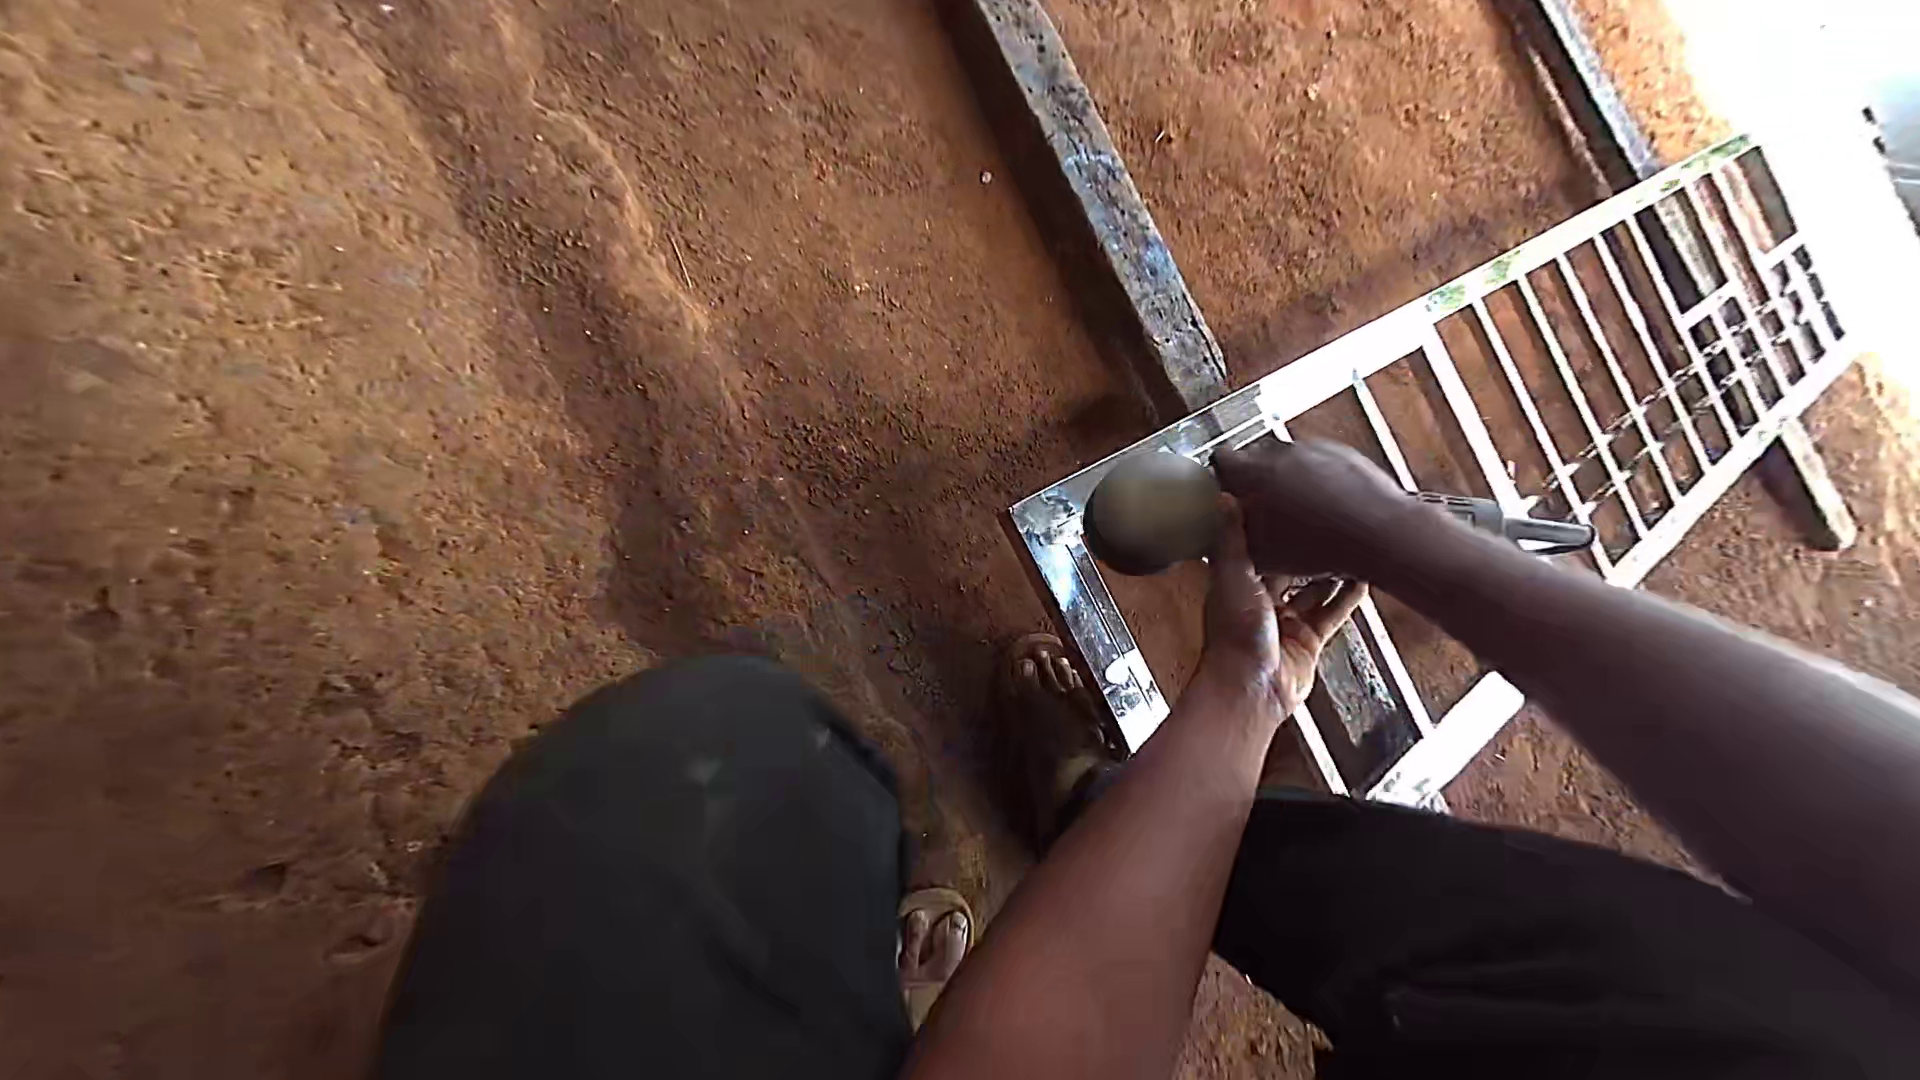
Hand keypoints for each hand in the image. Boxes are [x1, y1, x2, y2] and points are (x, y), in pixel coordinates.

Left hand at [1199, 498, 1369, 719]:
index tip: (1289, 505)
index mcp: (1235, 582)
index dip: (1271, 528)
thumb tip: (1223, 498)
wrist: (1251, 687)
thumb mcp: (1232, 576)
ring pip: (1313, 588)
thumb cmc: (1234, 635)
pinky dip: (1348, 597)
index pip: (1255, 546)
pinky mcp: (1308, 638)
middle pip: (1287, 567)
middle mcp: (1259, 599)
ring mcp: (1285, 619)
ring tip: (1353, 543)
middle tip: (1330, 521)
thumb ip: (1232, 539)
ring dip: (1331, 570)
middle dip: (1306, 548)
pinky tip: (1364, 578)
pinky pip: (1331, 612)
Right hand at [1211, 436, 1423, 577]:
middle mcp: (1279, 451)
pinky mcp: (1344, 453)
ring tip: (1298, 513)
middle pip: (1254, 458)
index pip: (1220, 459)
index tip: (1226, 491)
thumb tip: (1221, 522)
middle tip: (1261, 508)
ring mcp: (1314, 449)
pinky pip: (1319, 464)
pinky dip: (1317, 481)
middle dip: (1255, 479)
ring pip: (1288, 461)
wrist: (1380, 534)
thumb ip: (1231, 531)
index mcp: (1250, 470)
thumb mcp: (1256, 550)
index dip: (1220, 476)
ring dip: (1287, 480)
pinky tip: (1325, 510)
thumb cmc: (1317, 545)